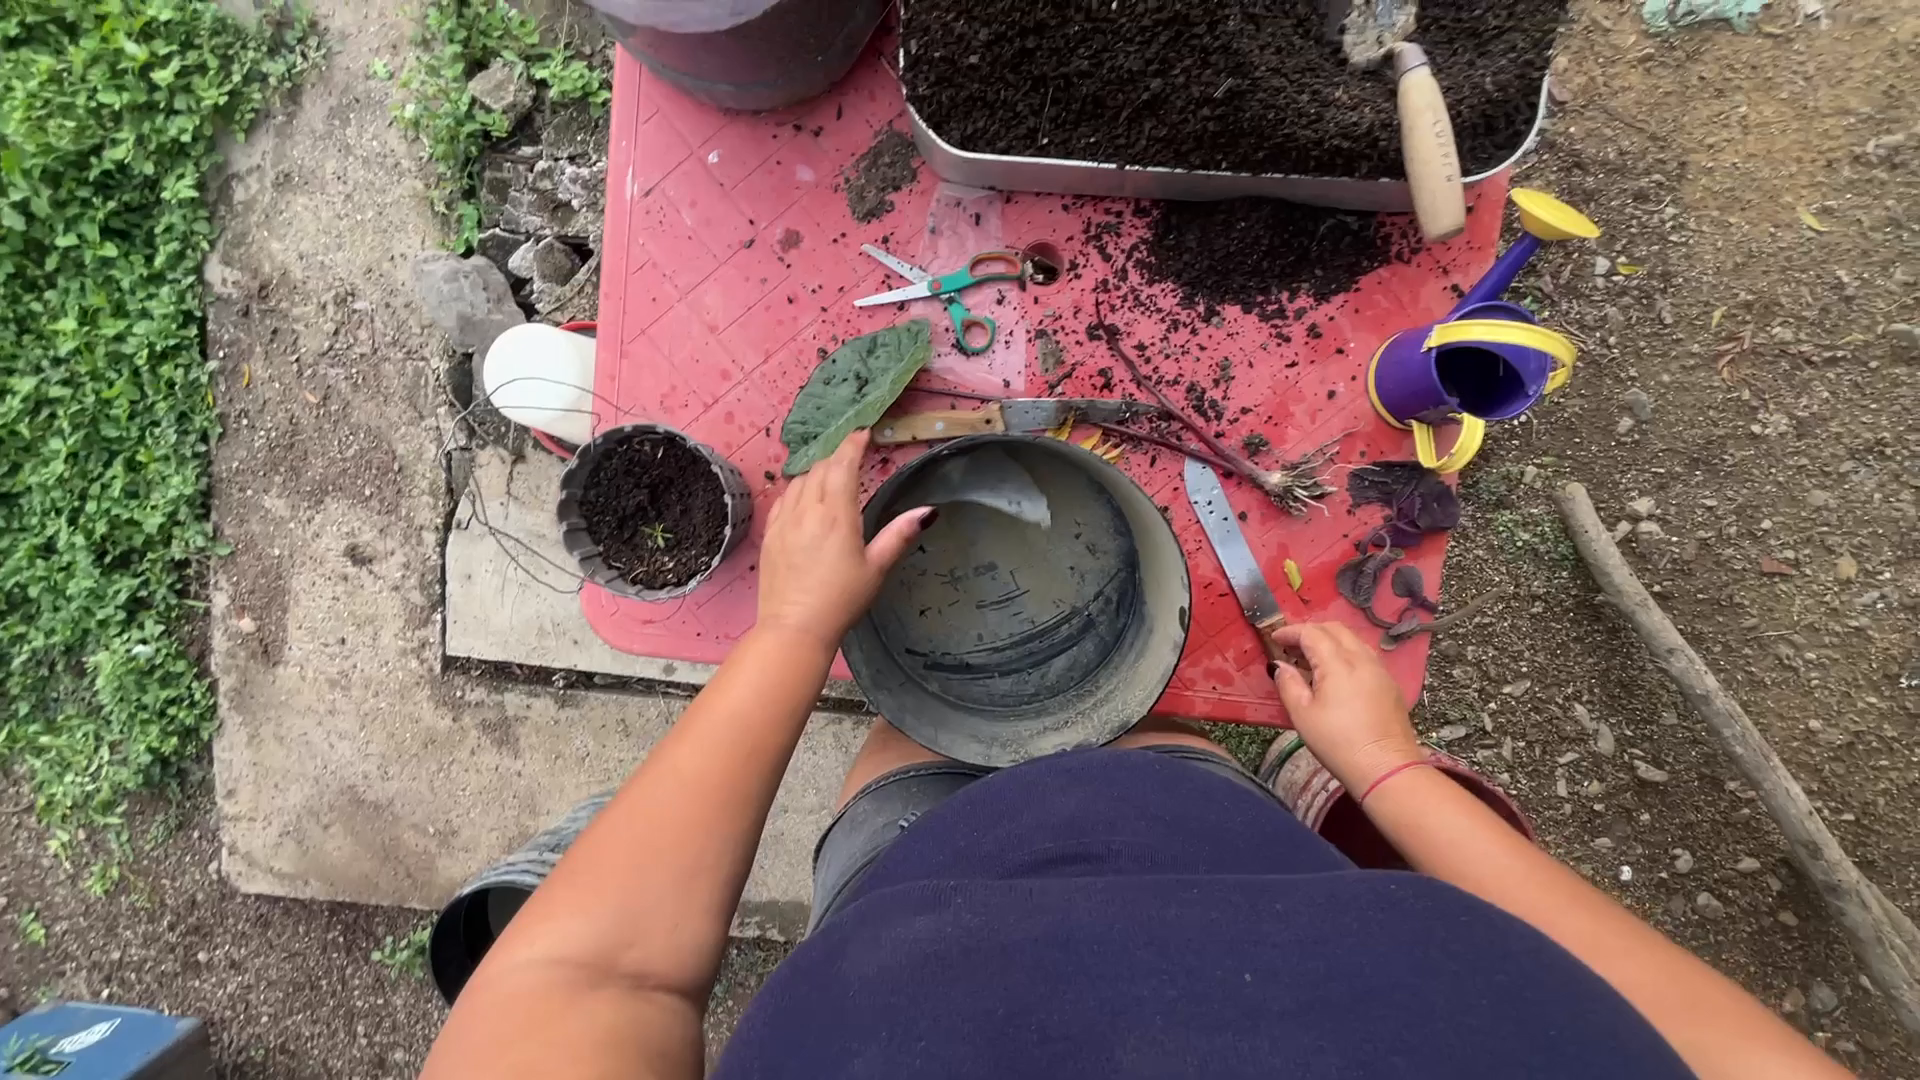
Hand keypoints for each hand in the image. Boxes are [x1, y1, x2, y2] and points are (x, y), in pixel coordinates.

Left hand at [756, 430, 933, 653]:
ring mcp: (784, 522)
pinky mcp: (770, 535)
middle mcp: (807, 511)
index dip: (853, 445)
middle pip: (820, 468)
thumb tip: (927, 510)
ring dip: (817, 471)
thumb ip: (899, 535)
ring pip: (799, 480)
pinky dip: (797, 489)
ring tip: (832, 476)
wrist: (794, 629)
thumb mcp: (876, 569)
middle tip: (853, 457)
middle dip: (837, 457)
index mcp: (836, 516)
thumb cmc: (841, 601)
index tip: (863, 434)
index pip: (843, 465)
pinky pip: (783, 499)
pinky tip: (804, 497)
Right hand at [1269, 621, 1425, 794]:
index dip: (1290, 631)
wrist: (1386, 768)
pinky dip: (1346, 652)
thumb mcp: (1302, 714)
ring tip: (1312, 657)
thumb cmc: (1338, 742)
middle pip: (1335, 629)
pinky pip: (1365, 655)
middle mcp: (1362, 659)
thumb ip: (1288, 683)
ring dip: (1330, 640)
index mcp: (1338, 664)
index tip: (1275, 639)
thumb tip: (1279, 665)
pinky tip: (1336, 672)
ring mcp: (1380, 671)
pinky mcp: (1390, 684)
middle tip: (1291, 645)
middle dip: (1310, 631)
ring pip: (1353, 640)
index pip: (1312, 633)